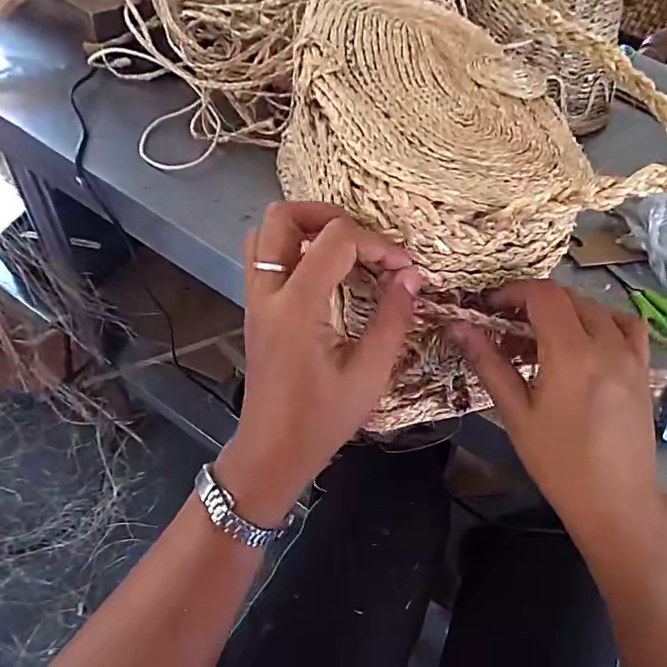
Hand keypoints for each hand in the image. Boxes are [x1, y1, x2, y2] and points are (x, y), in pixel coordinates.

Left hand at [214, 203, 423, 524]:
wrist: (272, 450)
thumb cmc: (322, 419)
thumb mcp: (369, 373)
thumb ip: (393, 318)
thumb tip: (412, 276)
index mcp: (297, 306)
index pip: (336, 240)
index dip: (377, 244)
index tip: (404, 268)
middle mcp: (268, 292)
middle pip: (283, 216)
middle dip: (330, 216)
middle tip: (366, 240)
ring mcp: (255, 299)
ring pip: (266, 232)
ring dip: (306, 226)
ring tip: (344, 248)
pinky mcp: (255, 309)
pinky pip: (262, 256)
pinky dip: (291, 247)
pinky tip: (323, 271)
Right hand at [452, 280, 662, 526]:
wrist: (616, 500)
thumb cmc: (559, 463)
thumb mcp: (516, 415)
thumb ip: (489, 365)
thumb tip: (459, 328)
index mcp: (571, 355)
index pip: (544, 295)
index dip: (513, 292)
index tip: (491, 307)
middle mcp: (606, 345)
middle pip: (568, 297)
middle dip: (534, 303)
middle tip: (508, 329)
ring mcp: (631, 355)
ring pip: (596, 307)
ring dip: (565, 311)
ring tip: (543, 337)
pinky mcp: (644, 368)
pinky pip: (627, 325)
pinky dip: (603, 319)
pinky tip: (587, 341)